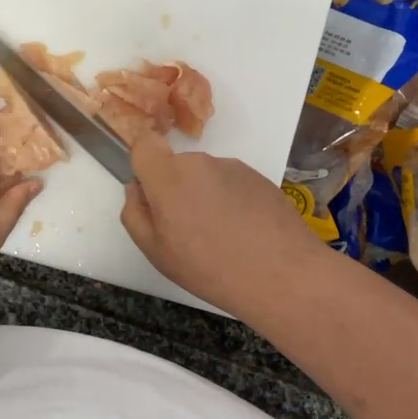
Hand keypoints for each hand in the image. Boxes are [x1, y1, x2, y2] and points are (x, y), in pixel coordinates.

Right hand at [121, 131, 325, 315]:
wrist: (282, 273)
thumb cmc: (208, 267)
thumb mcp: (155, 251)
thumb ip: (135, 213)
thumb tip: (137, 189)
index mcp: (168, 177)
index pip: (145, 145)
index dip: (143, 166)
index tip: (151, 196)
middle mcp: (200, 163)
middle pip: (176, 166)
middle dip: (175, 190)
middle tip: (187, 231)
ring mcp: (233, 168)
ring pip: (205, 177)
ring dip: (205, 198)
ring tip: (221, 237)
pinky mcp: (259, 178)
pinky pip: (232, 185)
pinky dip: (231, 203)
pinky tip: (243, 234)